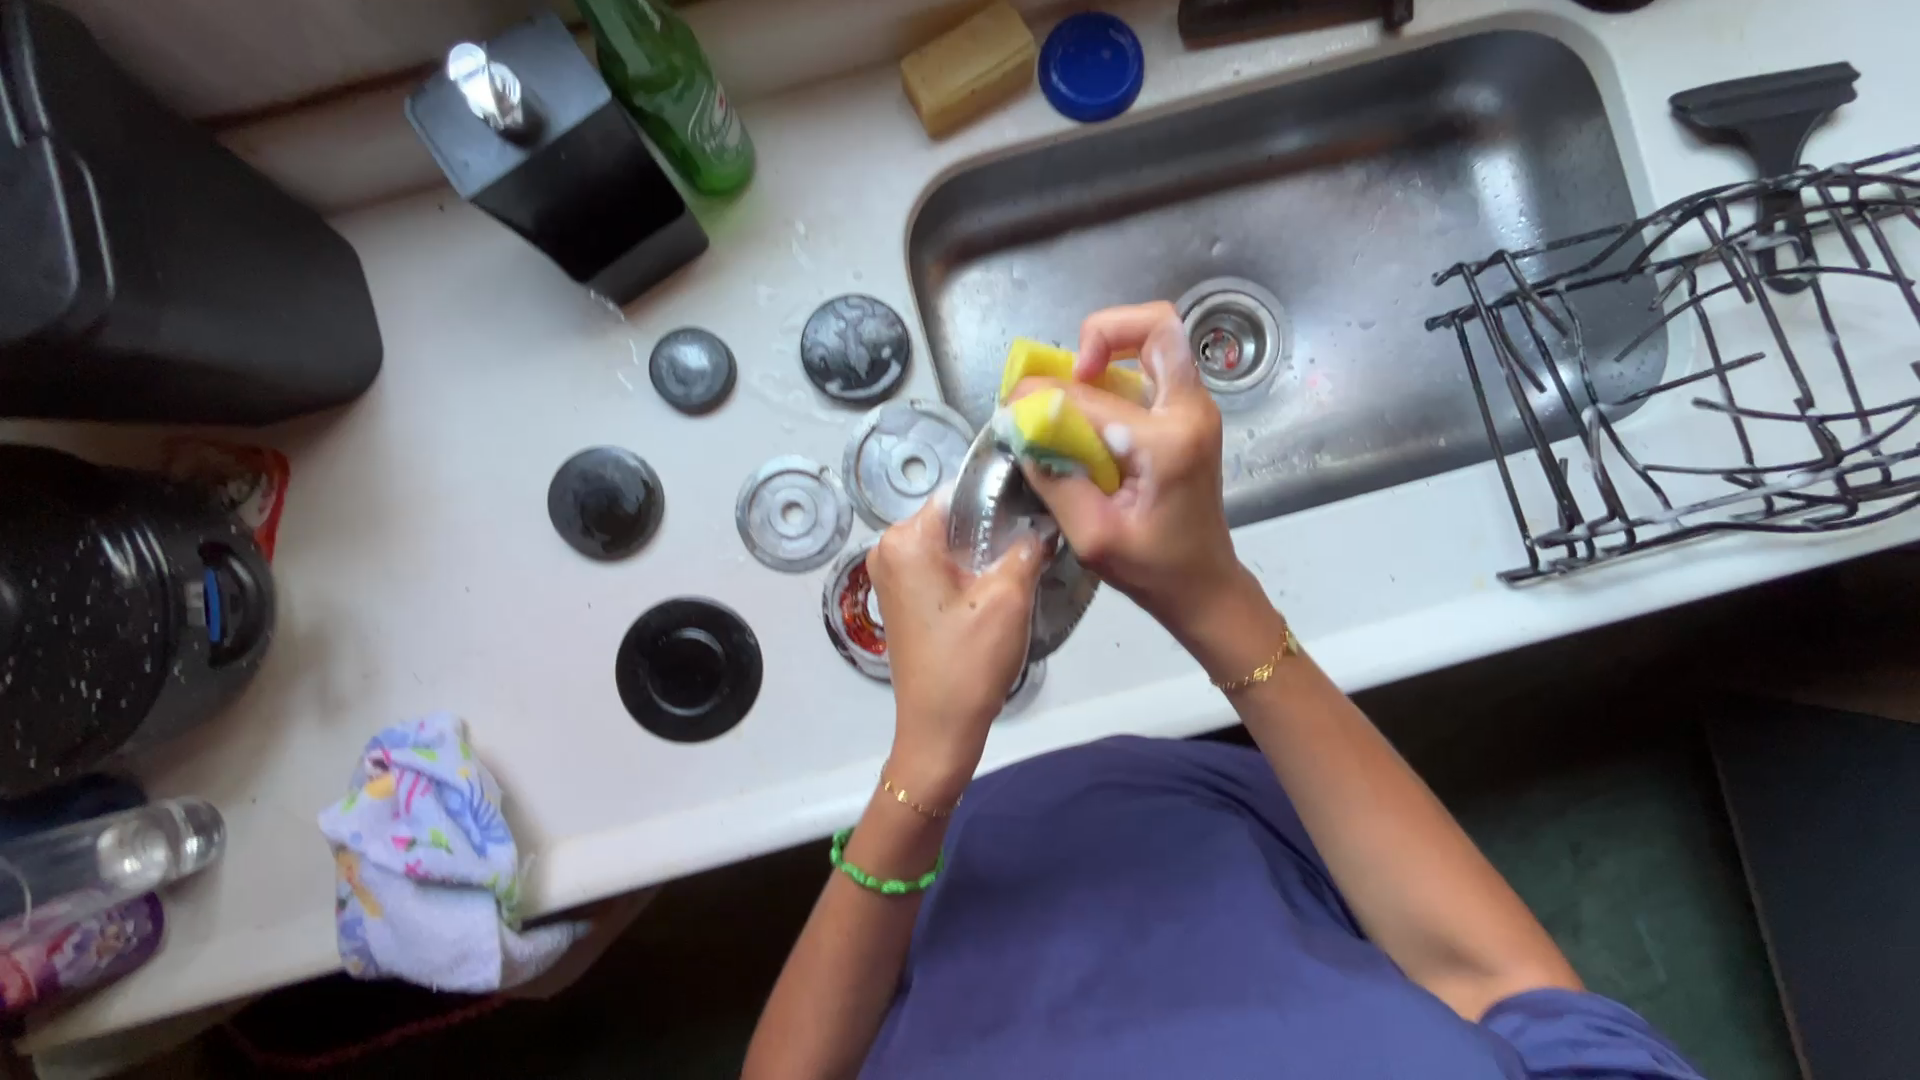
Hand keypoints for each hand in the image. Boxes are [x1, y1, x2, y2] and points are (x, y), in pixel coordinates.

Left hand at [866, 497, 1044, 800]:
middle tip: (1034, 541)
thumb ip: (1026, 548)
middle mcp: (887, 549)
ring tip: (1020, 566)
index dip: (1000, 498)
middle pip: (953, 518)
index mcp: (904, 540)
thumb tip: (1041, 522)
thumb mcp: (1008, 598)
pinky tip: (995, 588)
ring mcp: (890, 575)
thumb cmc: (968, 662)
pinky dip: (966, 572)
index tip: (1035, 508)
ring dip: (982, 552)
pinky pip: (938, 567)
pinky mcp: (900, 597)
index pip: (959, 494)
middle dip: (992, 527)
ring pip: (948, 544)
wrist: (938, 729)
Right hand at [1013, 302, 1245, 643]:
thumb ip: (1055, 480)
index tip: (1012, 410)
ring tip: (1072, 388)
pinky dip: (1118, 369)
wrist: (1203, 584)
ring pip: (1156, 339)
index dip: (1041, 396)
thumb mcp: (1092, 537)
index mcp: (1168, 442)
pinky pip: (1154, 366)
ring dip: (1109, 349)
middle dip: (1100, 334)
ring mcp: (1194, 409)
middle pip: (1155, 325)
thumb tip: (1021, 432)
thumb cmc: (1153, 569)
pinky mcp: (1187, 416)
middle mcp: (1191, 411)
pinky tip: (1090, 406)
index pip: (1090, 397)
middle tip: (1068, 375)